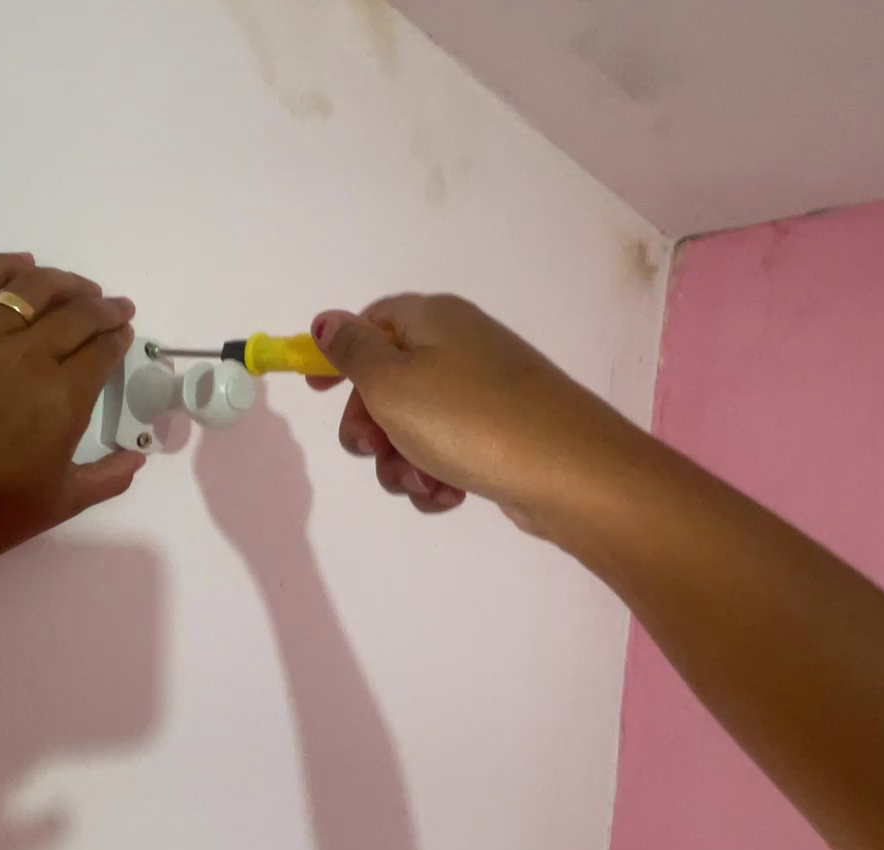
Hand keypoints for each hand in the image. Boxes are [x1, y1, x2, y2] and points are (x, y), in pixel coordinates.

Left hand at [0, 253, 145, 576]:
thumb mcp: (64, 501)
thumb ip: (109, 476)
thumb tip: (139, 457)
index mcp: (64, 399)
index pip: (102, 350)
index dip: (118, 337)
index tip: (123, 333)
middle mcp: (27, 360)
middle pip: (76, 315)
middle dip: (104, 309)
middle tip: (114, 309)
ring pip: (30, 290)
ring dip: (64, 282)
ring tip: (79, 287)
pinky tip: (20, 264)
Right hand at [194, 403, 311, 564]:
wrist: (270, 540)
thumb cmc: (232, 500)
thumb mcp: (207, 465)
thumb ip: (215, 435)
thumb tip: (215, 415)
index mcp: (261, 421)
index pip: (259, 389)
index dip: (246, 387)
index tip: (232, 396)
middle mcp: (284, 432)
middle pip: (268, 419)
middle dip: (252, 427)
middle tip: (232, 449)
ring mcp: (298, 456)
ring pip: (277, 443)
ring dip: (264, 451)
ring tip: (246, 475)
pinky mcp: (306, 478)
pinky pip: (286, 466)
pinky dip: (275, 472)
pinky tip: (262, 491)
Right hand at [308, 294, 643, 535]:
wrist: (566, 471)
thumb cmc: (466, 418)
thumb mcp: (391, 382)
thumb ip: (351, 351)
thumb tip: (327, 320)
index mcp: (433, 320)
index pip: (371, 322)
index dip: (339, 354)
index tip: (317, 392)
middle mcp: (459, 348)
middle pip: (386, 382)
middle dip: (370, 426)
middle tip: (372, 449)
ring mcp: (481, 394)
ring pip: (411, 427)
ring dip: (400, 461)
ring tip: (420, 482)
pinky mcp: (497, 435)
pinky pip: (444, 451)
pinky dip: (435, 475)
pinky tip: (448, 494)